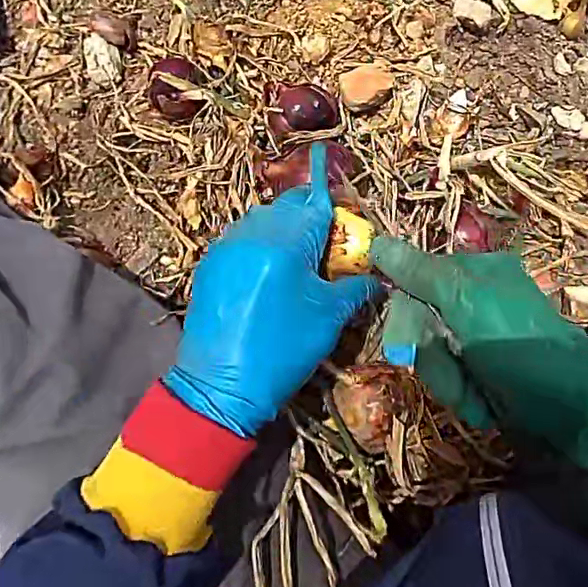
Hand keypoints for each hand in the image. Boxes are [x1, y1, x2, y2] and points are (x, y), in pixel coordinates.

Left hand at [165, 144, 380, 436]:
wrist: (220, 384)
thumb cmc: (282, 349)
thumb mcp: (328, 318)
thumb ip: (355, 289)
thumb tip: (378, 279)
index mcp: (285, 240)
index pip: (315, 202)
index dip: (332, 204)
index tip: (342, 212)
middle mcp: (253, 232)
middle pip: (287, 206)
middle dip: (308, 217)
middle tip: (323, 245)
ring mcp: (226, 245)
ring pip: (260, 220)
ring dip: (281, 230)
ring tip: (294, 262)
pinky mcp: (209, 262)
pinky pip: (240, 239)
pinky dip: (257, 246)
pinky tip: (265, 274)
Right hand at [372, 238, 587, 573]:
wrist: (587, 428)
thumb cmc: (528, 355)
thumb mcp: (470, 306)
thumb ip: (421, 274)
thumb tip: (377, 241)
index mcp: (478, 273)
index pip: (413, 279)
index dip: (406, 313)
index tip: (406, 342)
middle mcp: (478, 302)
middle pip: (419, 322)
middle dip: (433, 355)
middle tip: (458, 372)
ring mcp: (483, 342)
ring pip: (432, 357)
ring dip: (449, 382)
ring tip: (480, 397)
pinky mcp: (489, 376)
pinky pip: (451, 381)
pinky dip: (464, 397)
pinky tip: (489, 407)